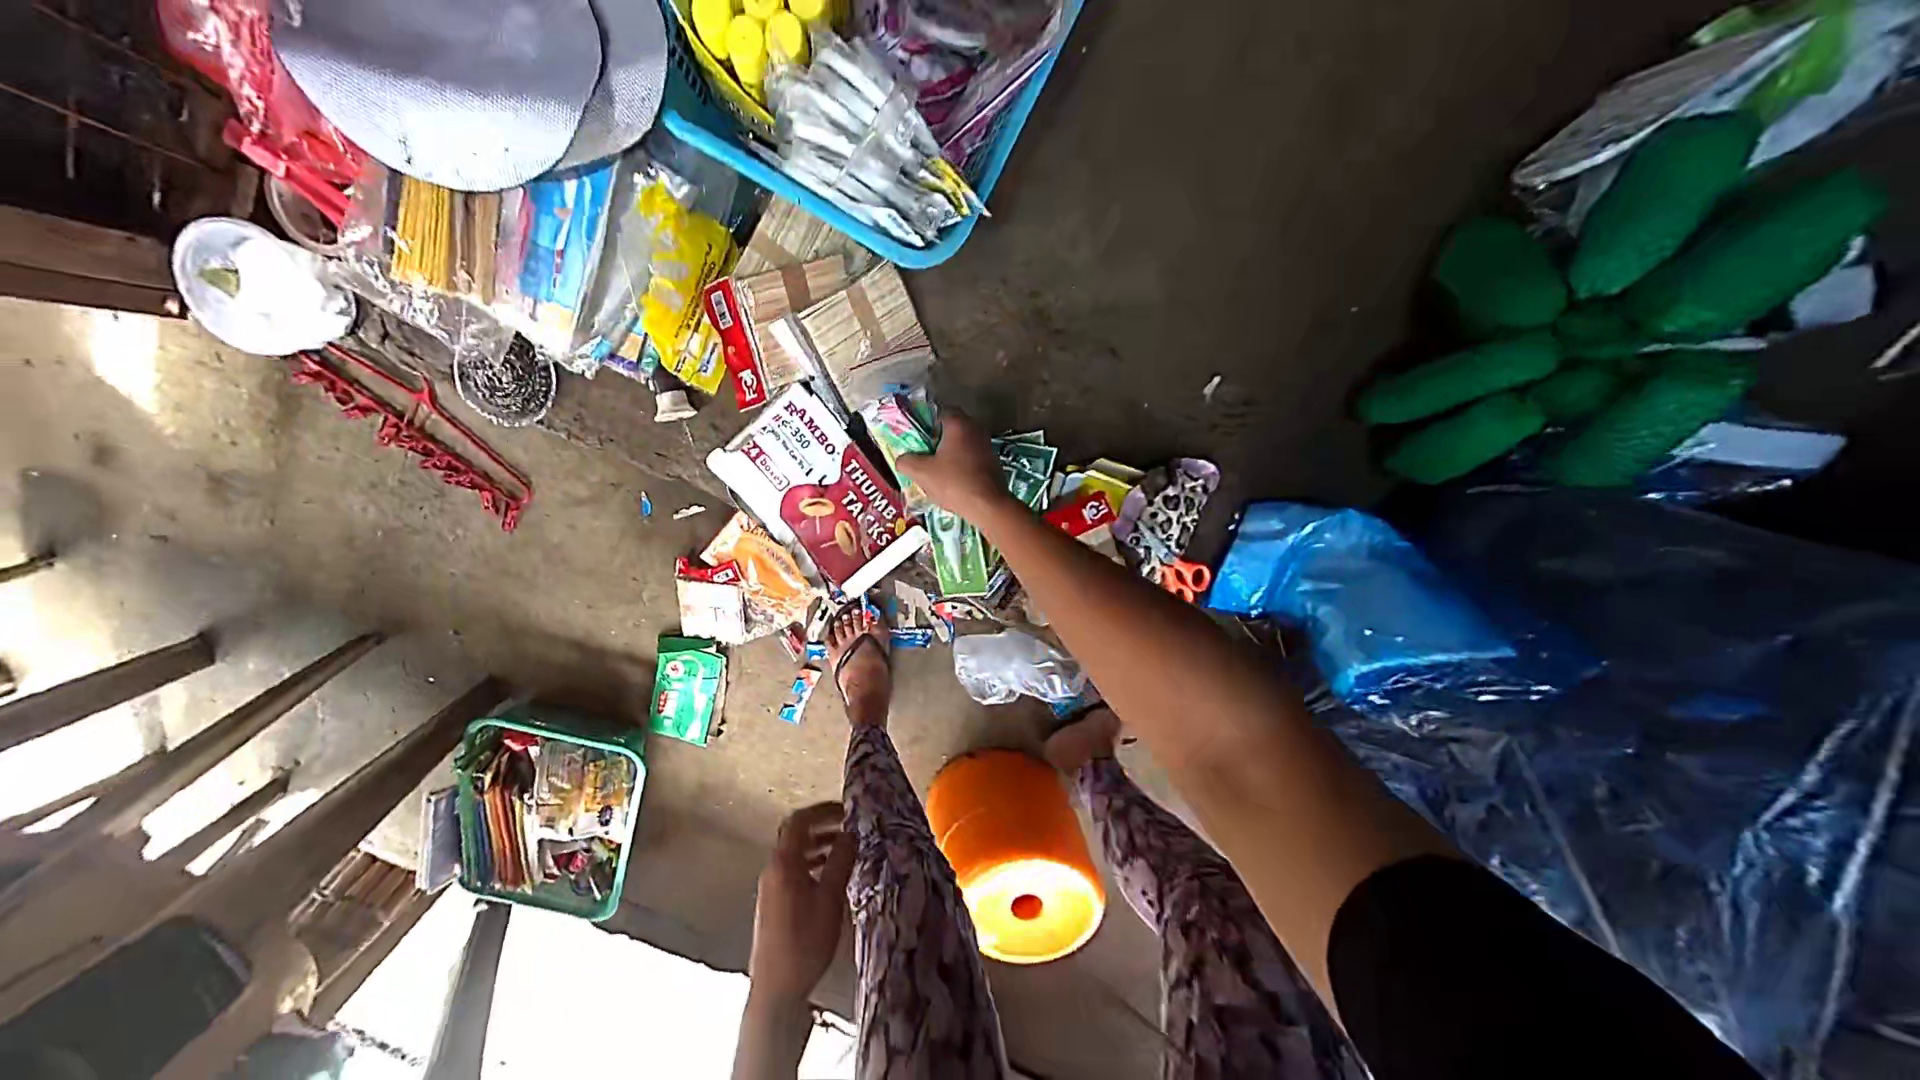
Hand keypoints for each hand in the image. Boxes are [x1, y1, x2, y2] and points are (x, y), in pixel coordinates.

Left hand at [748, 802, 855, 1004]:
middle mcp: (772, 870)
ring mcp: (770, 888)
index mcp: (784, 863)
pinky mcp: (773, 904)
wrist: (776, 989)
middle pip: (795, 836)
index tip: (844, 810)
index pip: (799, 821)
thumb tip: (850, 833)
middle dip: (821, 827)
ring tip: (843, 850)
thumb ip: (840, 861)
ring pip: (794, 854)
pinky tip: (829, 878)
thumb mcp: (830, 898)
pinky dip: (811, 864)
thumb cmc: (805, 941)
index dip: (821, 810)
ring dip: (818, 846)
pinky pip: (792, 871)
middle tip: (846, 827)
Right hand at [897, 411, 1014, 521]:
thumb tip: (902, 459)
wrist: (988, 506)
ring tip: (937, 470)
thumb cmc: (954, 483)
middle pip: (951, 428)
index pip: (938, 412)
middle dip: (936, 440)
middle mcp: (976, 428)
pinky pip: (972, 457)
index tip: (916, 439)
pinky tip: (953, 480)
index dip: (924, 424)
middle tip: (924, 455)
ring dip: (949, 453)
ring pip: (962, 443)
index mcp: (958, 423)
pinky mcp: (994, 461)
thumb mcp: (921, 473)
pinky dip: (961, 464)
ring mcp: (987, 445)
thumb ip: (905, 461)